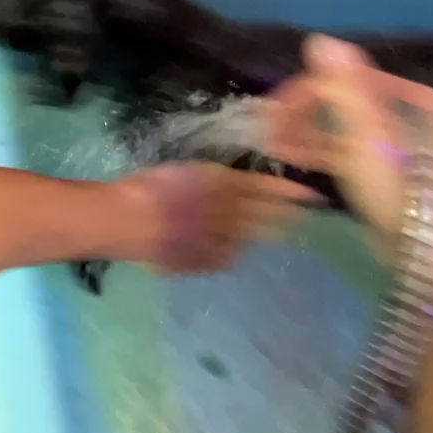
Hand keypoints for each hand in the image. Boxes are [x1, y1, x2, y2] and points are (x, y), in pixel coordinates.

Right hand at [113, 161, 315, 273]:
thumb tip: (236, 185)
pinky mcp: (204, 261)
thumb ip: (212, 179)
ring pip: (251, 237)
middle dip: (286, 214)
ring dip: (267, 233)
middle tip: (303, 215)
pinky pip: (228, 256)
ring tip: (281, 232)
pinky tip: (233, 249)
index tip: (311, 195)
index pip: (263, 186)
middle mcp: (226, 212)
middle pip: (265, 214)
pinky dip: (233, 251)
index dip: (288, 190)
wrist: (120, 220)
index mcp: (218, 184)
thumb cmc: (142, 187)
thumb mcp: (180, 171)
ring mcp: (217, 240)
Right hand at [264, 35, 432, 302]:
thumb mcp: (368, 140)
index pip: (351, 77)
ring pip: (349, 128)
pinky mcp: (403, 178)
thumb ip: (343, 88)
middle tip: (268, 134)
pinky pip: (357, 152)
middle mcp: (423, 118)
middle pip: (348, 101)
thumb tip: (318, 38)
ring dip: (309, 134)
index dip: (306, 91)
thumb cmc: (406, 200)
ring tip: (276, 150)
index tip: (271, 114)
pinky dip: (327, 153)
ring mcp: (414, 150)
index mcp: (423, 102)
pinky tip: (301, 164)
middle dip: (304, 114)